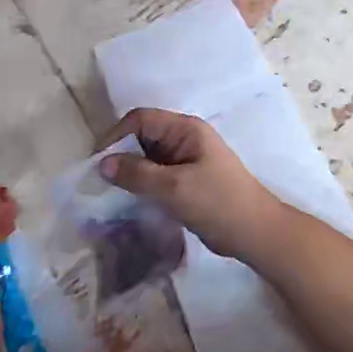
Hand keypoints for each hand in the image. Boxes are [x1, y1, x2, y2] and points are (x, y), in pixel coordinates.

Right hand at [99, 107, 286, 260]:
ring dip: (130, 171)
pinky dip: (142, 183)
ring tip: (109, 193)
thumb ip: (137, 174)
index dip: (117, 136)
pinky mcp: (187, 179)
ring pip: (148, 156)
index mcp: (185, 129)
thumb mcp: (174, 188)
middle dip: (121, 154)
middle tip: (99, 181)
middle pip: (143, 136)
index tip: (97, 163)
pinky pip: (157, 174)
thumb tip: (102, 163)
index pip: (142, 119)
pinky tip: (129, 200)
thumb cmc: (217, 203)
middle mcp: (185, 138)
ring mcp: (187, 159)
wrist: (255, 232)